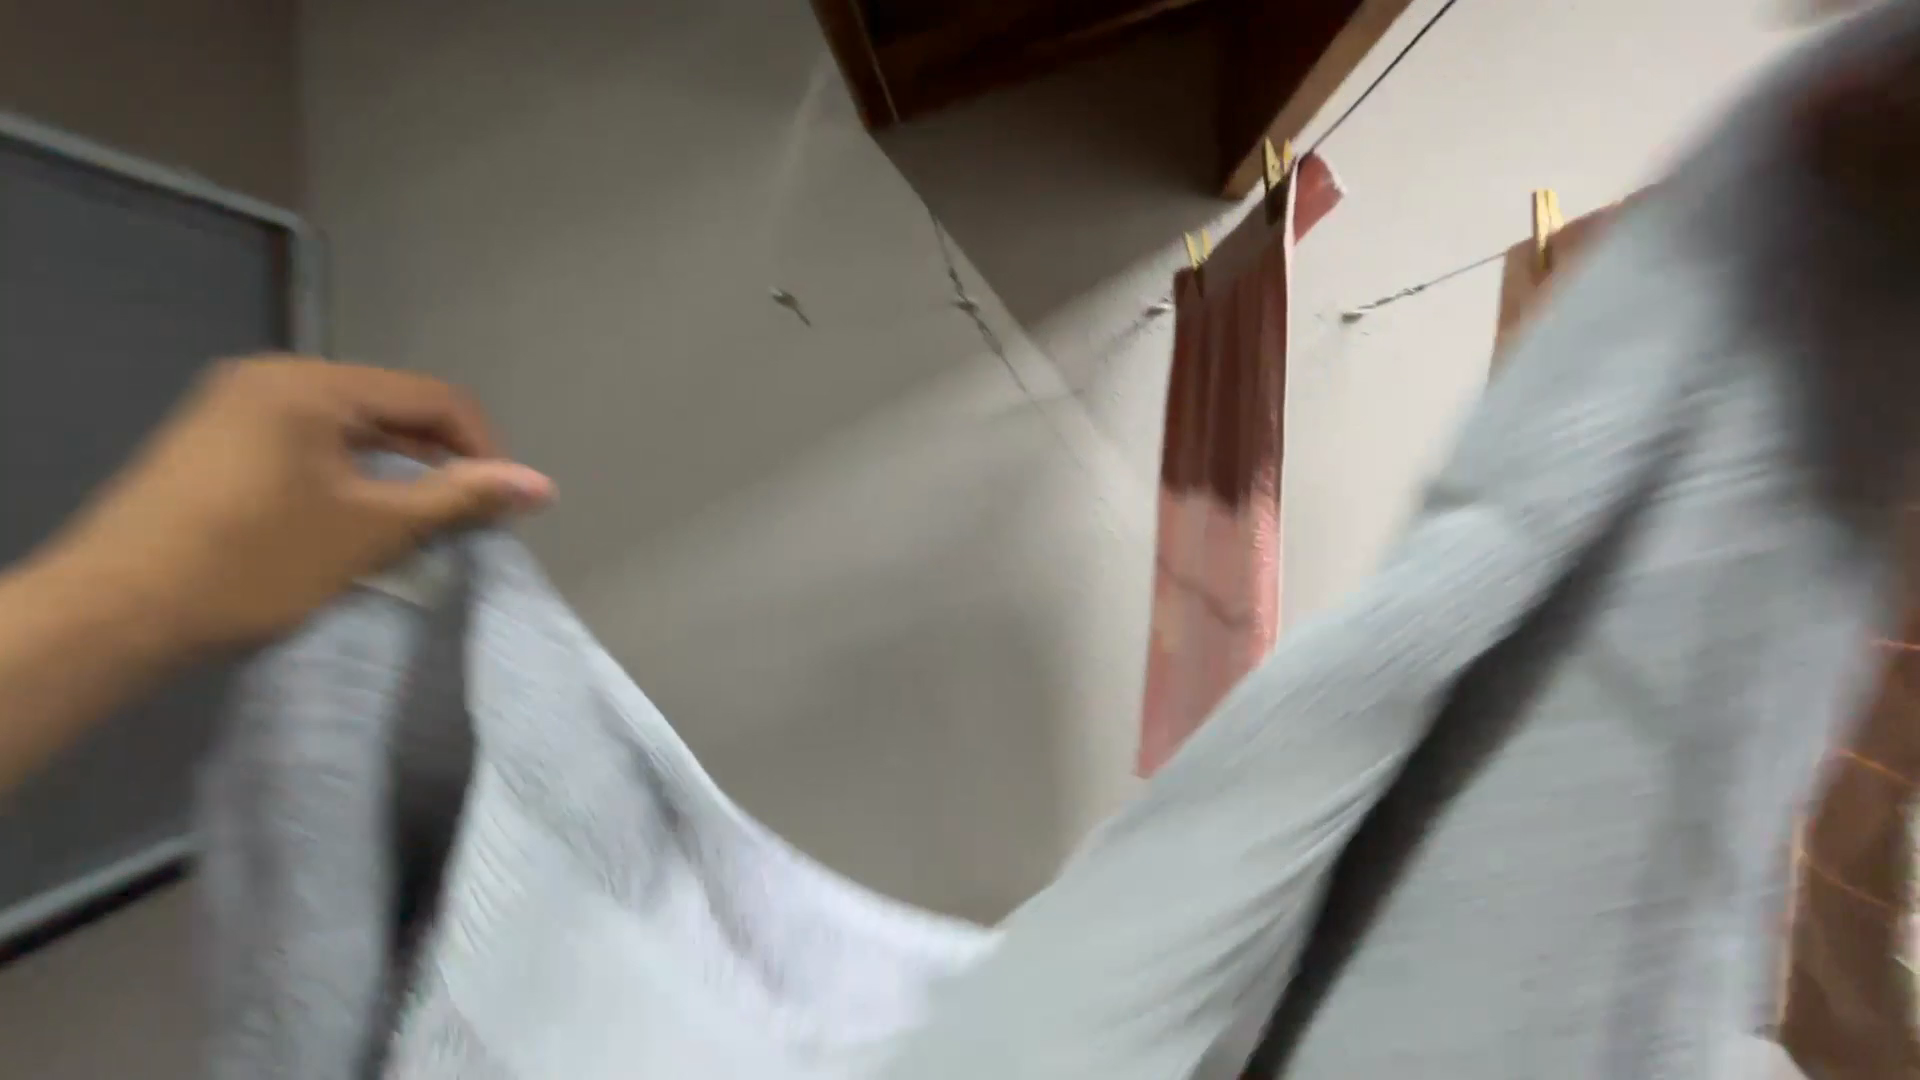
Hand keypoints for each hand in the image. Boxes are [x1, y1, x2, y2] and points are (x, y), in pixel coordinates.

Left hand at [38, 356, 553, 654]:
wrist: (110, 617)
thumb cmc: (254, 563)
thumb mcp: (374, 528)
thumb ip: (462, 497)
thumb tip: (544, 485)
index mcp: (310, 385)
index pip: (434, 398)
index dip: (483, 447)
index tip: (499, 504)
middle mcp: (274, 378)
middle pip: (397, 407)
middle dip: (443, 460)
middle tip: (464, 515)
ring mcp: (240, 406)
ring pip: (359, 427)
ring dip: (403, 470)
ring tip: (420, 519)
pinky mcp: (223, 439)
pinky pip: (318, 441)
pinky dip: (357, 473)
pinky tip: (363, 514)